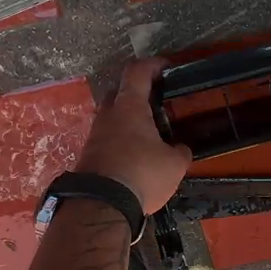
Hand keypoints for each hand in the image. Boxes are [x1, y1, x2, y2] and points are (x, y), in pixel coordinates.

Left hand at [75, 59, 191, 213]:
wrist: (101, 204)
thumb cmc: (142, 174)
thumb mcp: (175, 165)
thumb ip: (181, 151)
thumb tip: (181, 148)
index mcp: (130, 107)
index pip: (137, 72)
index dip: (153, 65)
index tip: (166, 66)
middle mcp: (108, 115)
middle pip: (119, 91)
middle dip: (137, 92)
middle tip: (156, 102)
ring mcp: (96, 134)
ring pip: (113, 117)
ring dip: (129, 120)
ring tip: (150, 133)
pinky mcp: (90, 154)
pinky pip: (108, 138)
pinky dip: (123, 140)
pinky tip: (137, 155)